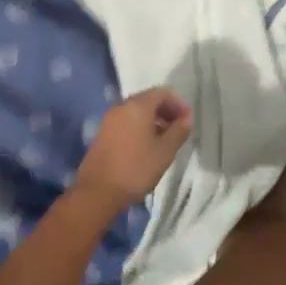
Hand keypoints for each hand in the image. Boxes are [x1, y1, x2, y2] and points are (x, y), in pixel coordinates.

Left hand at [72, 87, 193, 209]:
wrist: (98, 191)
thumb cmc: (136, 169)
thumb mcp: (165, 151)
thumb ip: (179, 131)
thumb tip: (186, 118)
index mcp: (137, 106)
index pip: (162, 92)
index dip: (178, 103)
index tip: (187, 120)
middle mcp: (121, 107)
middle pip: (148, 100)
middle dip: (166, 111)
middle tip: (178, 129)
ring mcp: (109, 120)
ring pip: (136, 112)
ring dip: (153, 121)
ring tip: (165, 140)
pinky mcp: (102, 134)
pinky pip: (126, 123)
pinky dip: (140, 128)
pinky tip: (147, 147)